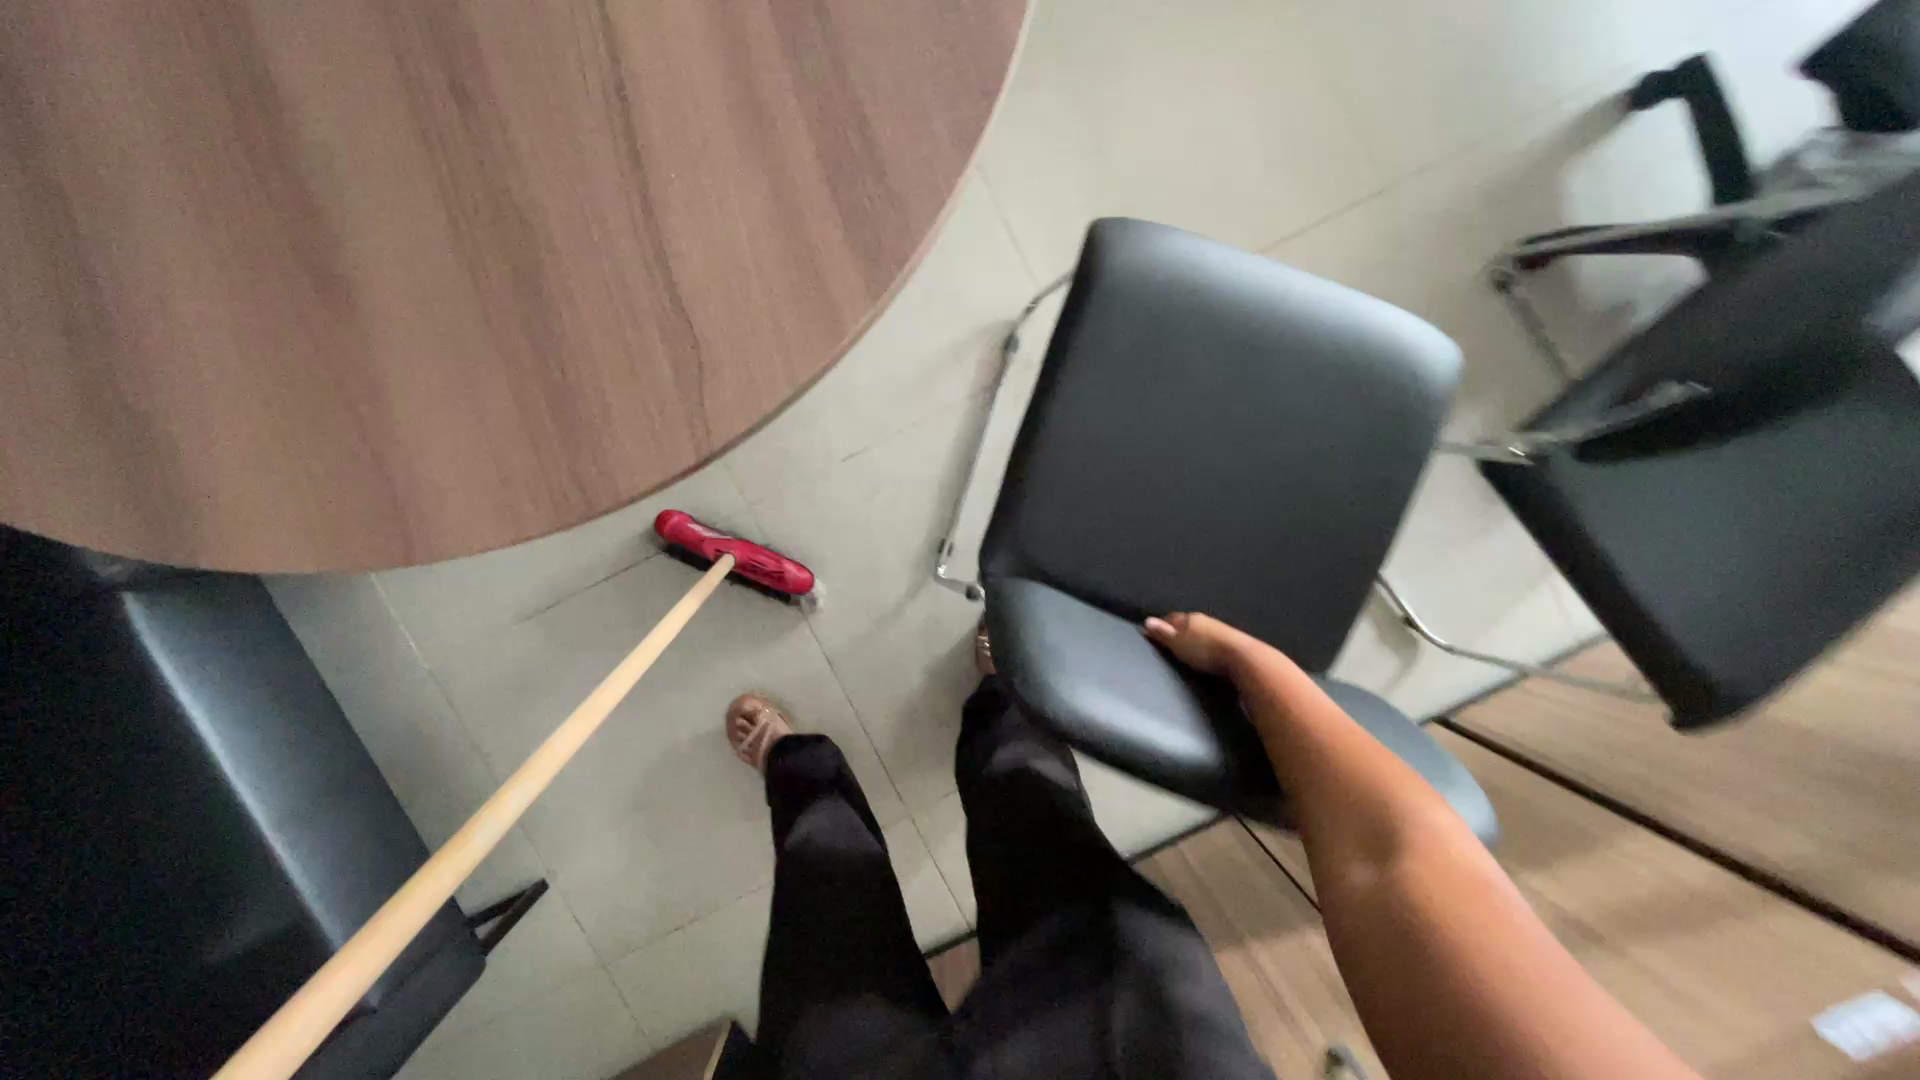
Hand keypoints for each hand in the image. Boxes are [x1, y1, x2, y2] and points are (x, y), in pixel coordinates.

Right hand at [1143, 612, 1249, 675]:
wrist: (1243, 658)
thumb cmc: (1205, 650)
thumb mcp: (1178, 642)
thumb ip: (1163, 633)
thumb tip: (1147, 620)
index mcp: (1190, 618)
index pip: (1170, 618)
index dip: (1161, 625)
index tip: (1152, 633)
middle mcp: (1205, 621)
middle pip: (1186, 624)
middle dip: (1178, 631)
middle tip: (1168, 642)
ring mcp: (1220, 632)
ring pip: (1201, 632)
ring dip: (1194, 638)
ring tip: (1186, 649)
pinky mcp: (1232, 645)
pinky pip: (1212, 642)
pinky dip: (1206, 646)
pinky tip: (1205, 654)